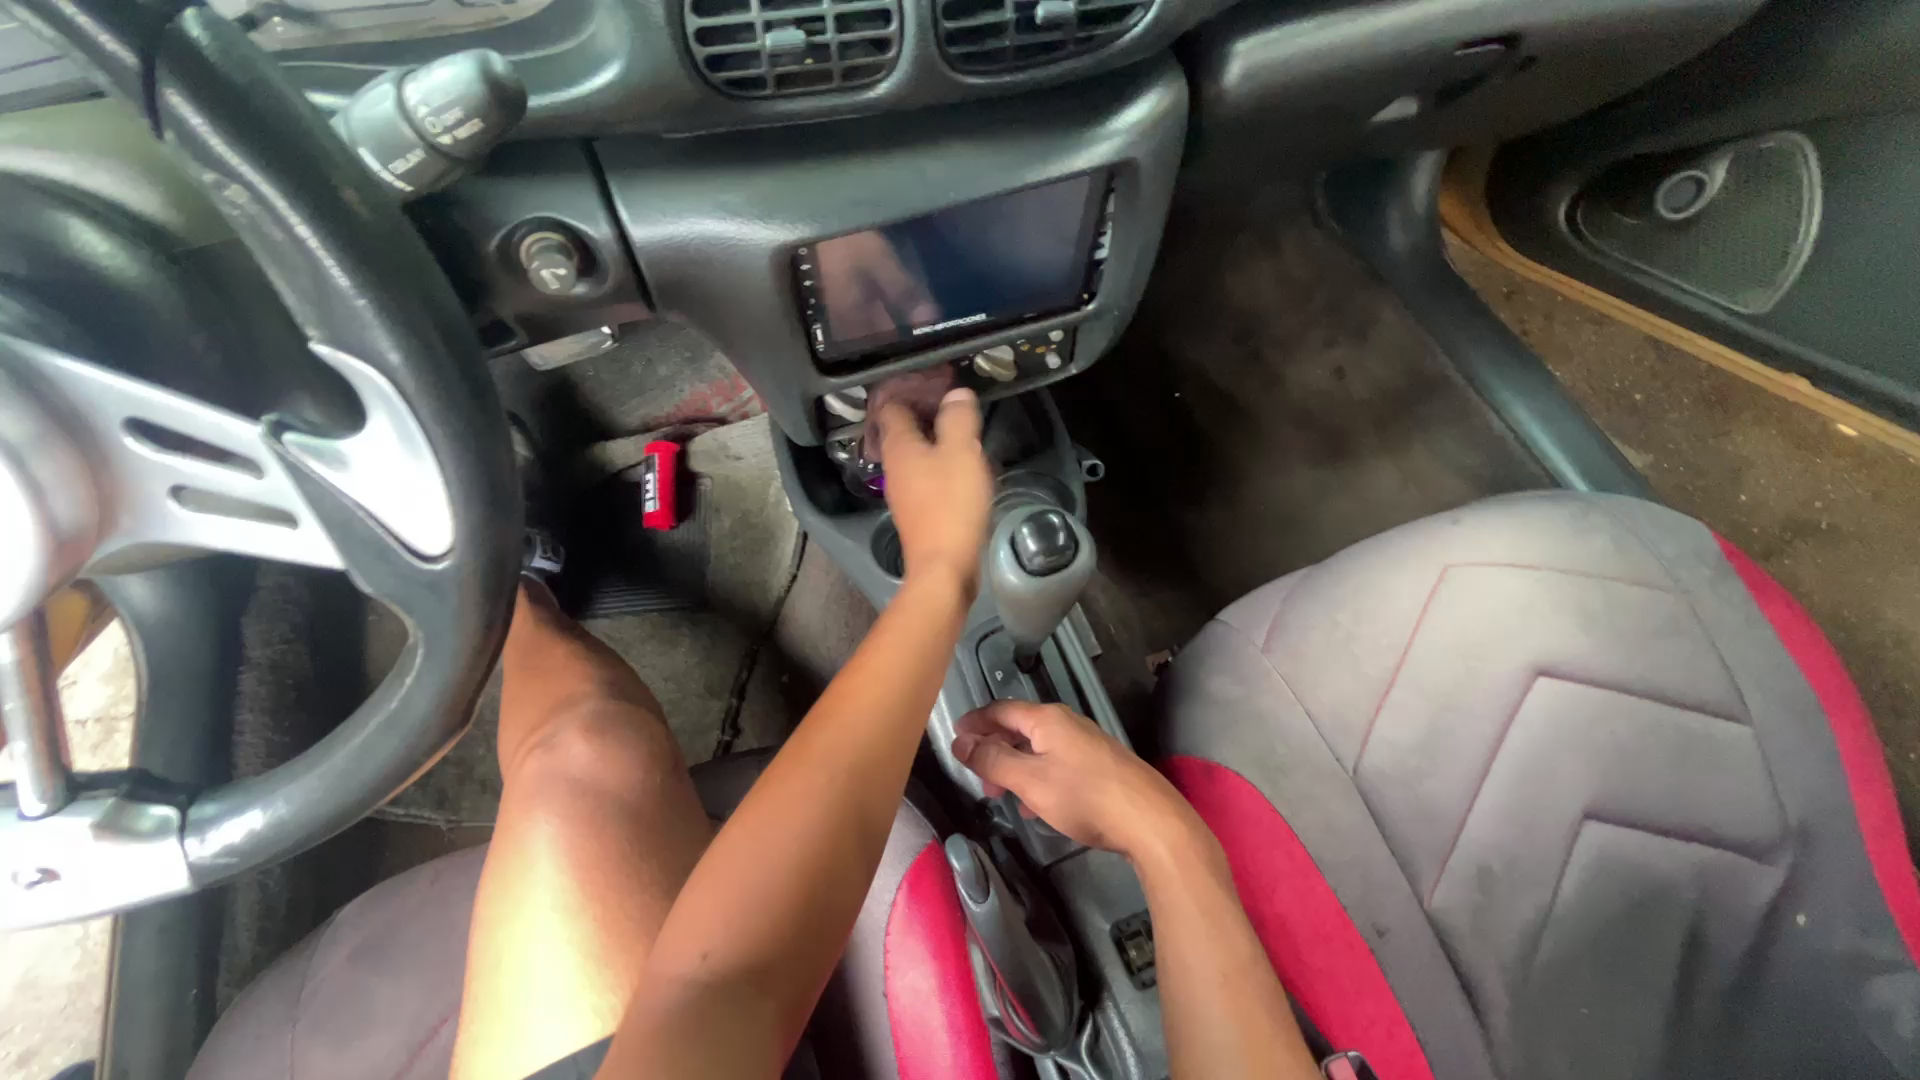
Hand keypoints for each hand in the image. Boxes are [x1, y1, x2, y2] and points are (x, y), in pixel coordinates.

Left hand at [872, 388, 991, 593]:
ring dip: (934, 440)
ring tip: (962, 430)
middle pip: (902, 429)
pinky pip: (925, 477)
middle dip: (924, 412)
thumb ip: (958, 418)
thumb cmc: (951, 504)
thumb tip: (955, 394)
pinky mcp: (917, 512)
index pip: (891, 405)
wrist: (944, 567)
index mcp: (898, 446)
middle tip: (953, 401)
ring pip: (915, 454)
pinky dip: (940, 465)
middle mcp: (893, 466)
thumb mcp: (961, 452)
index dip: (910, 388)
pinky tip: (962, 467)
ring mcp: (903, 492)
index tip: (936, 380)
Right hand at [950, 701, 1201, 858]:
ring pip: (1038, 749)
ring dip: (1015, 768)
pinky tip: (1037, 807)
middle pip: (1019, 728)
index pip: (1000, 709)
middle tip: (978, 778)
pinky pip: (1056, 763)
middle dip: (994, 750)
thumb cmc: (1083, 796)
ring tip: (1004, 798)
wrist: (1149, 819)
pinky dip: (1037, 778)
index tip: (954, 737)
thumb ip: (992, 760)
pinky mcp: (1099, 765)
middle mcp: (1066, 723)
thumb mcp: (1029, 780)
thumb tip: (960, 741)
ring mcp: (1086, 743)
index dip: (975, 722)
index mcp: (1047, 719)